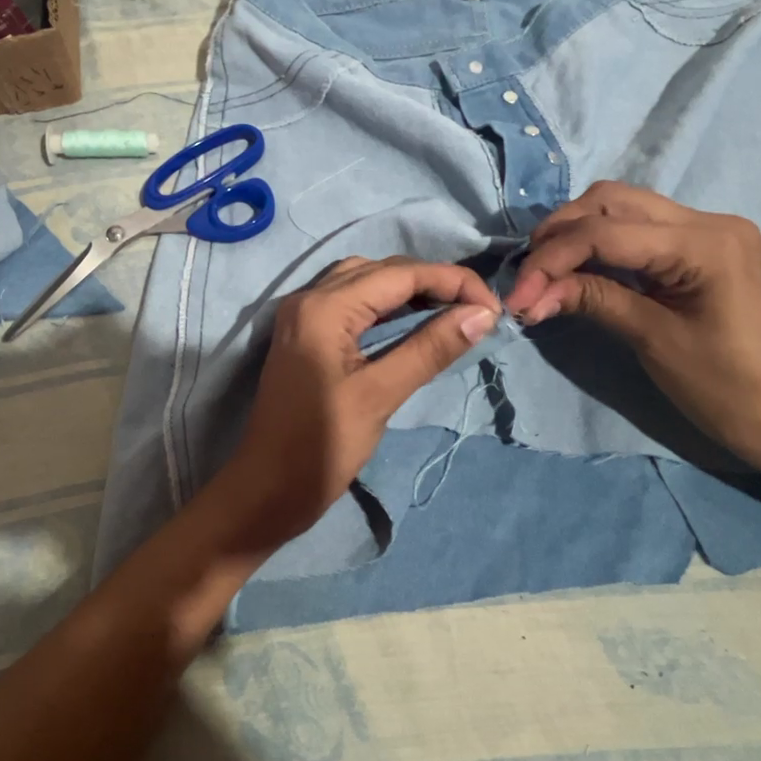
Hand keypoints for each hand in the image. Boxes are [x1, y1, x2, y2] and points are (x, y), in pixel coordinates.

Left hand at [208, 256, 500, 552]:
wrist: (265, 489)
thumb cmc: (320, 446)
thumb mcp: (380, 395)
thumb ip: (429, 349)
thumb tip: (481, 315)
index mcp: (323, 307)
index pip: (399, 274)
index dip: (451, 282)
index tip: (494, 309)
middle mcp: (309, 298)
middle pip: (381, 270)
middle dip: (433, 282)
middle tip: (478, 311)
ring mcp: (303, 317)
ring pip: (366, 283)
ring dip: (410, 292)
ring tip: (453, 313)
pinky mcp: (306, 337)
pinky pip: (352, 304)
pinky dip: (388, 307)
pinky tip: (415, 325)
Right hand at [502, 181, 760, 461]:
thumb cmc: (726, 387)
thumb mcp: (652, 340)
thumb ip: (592, 300)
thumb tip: (528, 294)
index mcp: (705, 244)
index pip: (605, 232)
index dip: (551, 260)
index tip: (516, 296)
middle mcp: (708, 221)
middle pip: (610, 202)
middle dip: (560, 235)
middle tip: (528, 279)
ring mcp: (708, 230)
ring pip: (621, 207)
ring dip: (576, 234)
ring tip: (545, 274)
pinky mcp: (702, 246)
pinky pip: (638, 228)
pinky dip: (600, 243)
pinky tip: (577, 269)